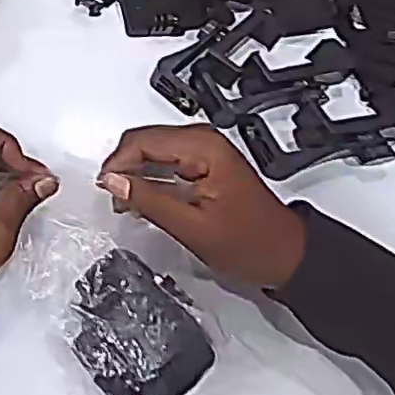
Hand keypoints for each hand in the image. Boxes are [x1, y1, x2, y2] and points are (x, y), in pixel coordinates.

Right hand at [98, 124, 306, 288]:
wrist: (287, 255)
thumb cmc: (254, 243)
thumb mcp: (194, 228)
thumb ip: (150, 200)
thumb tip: (115, 182)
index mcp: (204, 147)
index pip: (143, 141)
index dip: (118, 164)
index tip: (106, 187)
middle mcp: (203, 139)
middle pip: (144, 141)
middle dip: (124, 167)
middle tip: (114, 196)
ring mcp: (202, 148)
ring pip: (151, 149)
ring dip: (134, 173)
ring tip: (127, 202)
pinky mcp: (201, 160)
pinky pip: (163, 159)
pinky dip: (148, 177)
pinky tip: (144, 198)